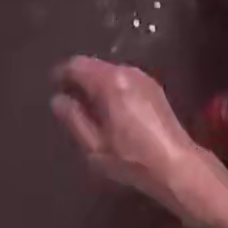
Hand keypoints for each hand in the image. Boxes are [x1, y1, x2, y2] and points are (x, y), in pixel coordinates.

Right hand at [50, 56, 227, 219]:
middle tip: (66, 97)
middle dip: (78, 77)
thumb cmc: (131, 158)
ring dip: (96, 82)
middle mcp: (126, 71)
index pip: (78, 65)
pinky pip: (124, 78)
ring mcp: (142, 76)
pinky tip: (110, 107)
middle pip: (95, 65)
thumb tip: (57, 99)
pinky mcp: (152, 85)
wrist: (175, 163)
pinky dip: (111, 86)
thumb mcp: (95, 146)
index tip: (52, 84)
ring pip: (110, 71)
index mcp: (110, 82)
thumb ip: (74, 119)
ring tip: (86, 105)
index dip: (62, 72)